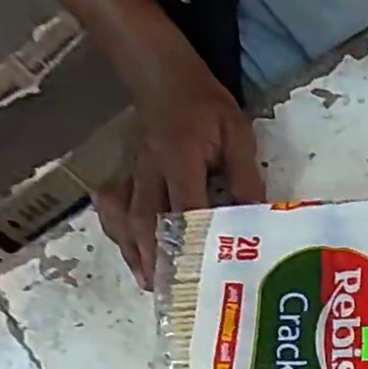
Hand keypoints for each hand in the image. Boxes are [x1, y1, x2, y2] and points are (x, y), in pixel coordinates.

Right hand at [94, 80, 265, 289]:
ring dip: (135, 253)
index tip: (201, 273)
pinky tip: (131, 255)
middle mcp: (149, 167)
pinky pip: (112, 206)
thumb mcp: (238, 134)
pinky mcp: (124, 173)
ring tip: (151, 285)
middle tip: (172, 293)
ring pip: (125, 217)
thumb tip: (255, 219)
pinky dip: (118, 233)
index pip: (185, 206)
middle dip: (158, 259)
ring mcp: (131, 171)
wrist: (163, 75)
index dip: (192, 242)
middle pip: (147, 219)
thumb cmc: (207, 108)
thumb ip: (246, 176)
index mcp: (179, 156)